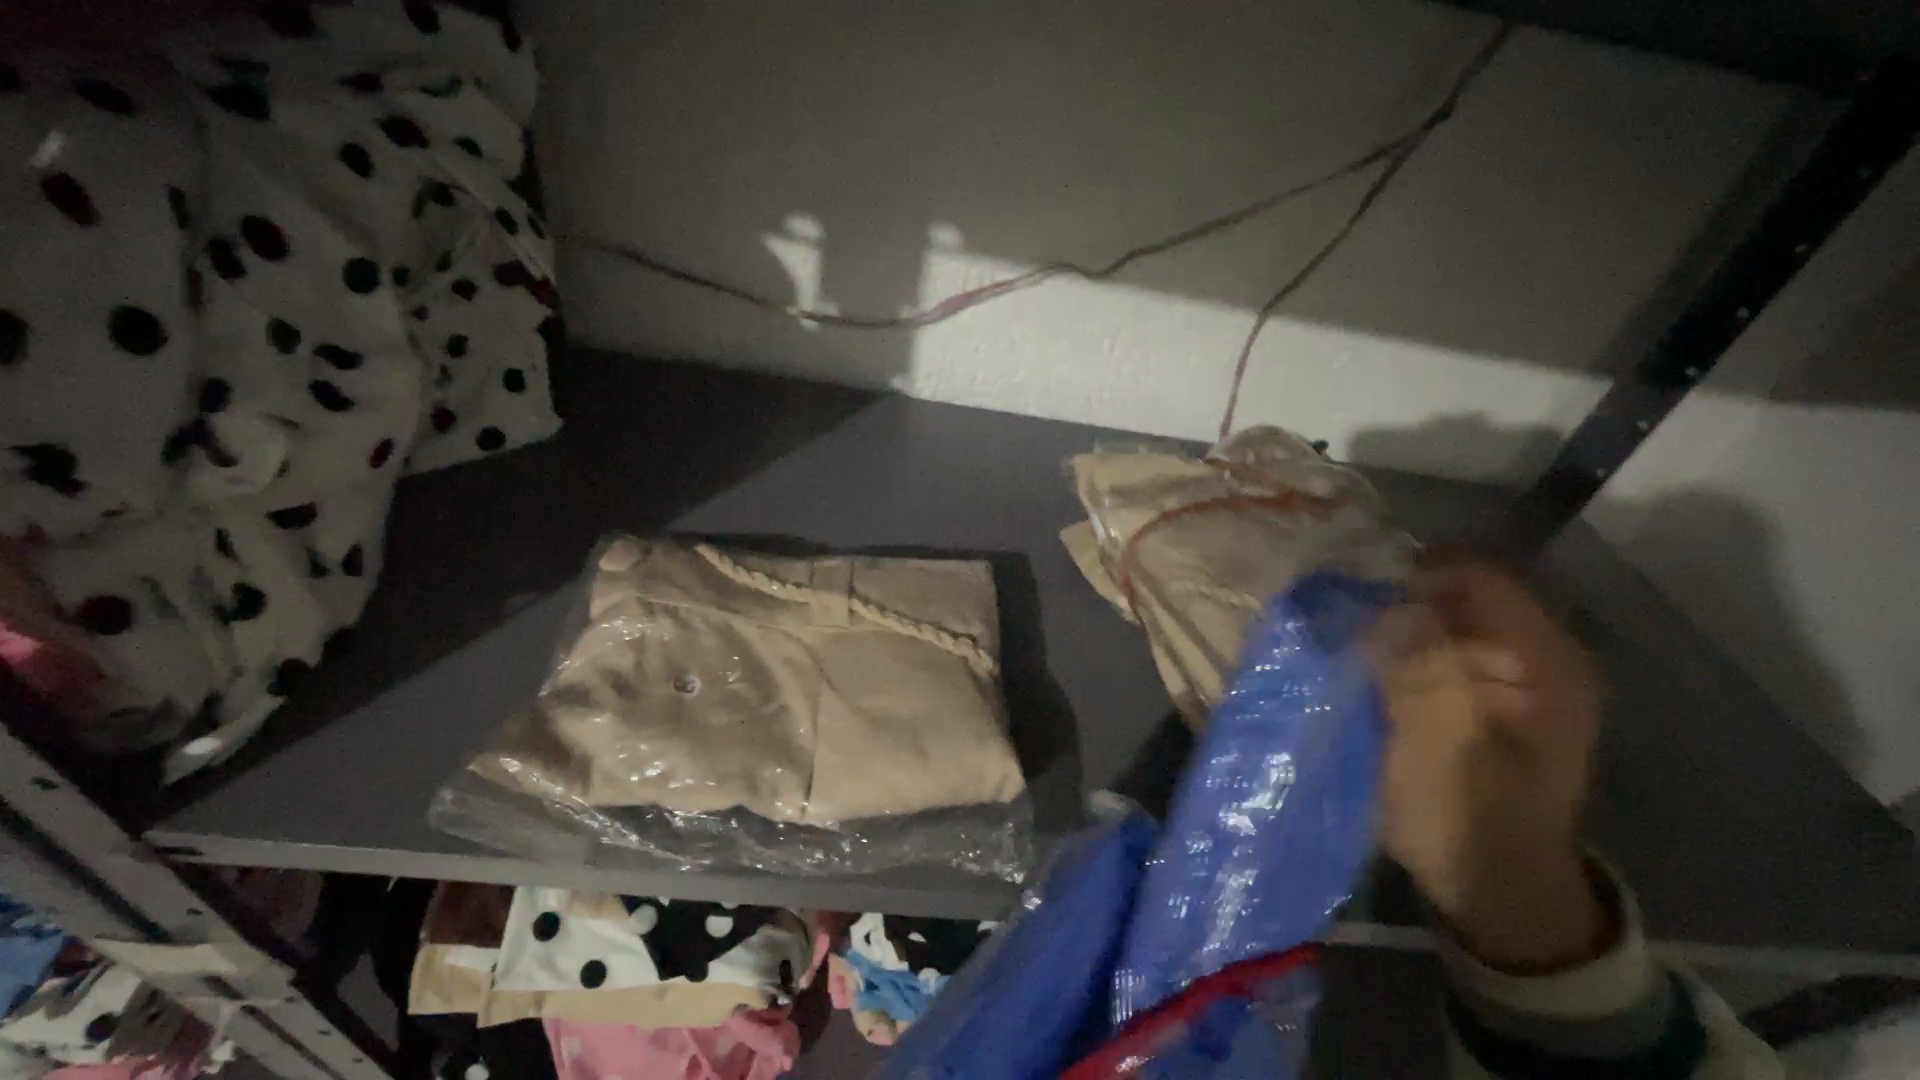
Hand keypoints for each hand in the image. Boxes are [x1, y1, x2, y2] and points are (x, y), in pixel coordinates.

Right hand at [1370, 550, 1611, 972]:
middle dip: (1395, 598)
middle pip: (1457, 595)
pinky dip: (1397, 651)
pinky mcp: (1478, 699)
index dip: (1414, 572)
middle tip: (1335, 612)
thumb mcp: (1443, 747)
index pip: (1479, 577)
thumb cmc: (1474, 822)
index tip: (1352, 585)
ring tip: (1338, 635)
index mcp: (1544, 660)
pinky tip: (1360, 664)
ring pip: (1441, 623)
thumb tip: (1386, 606)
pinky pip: (1434, 653)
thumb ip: (1420, 671)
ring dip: (1391, 626)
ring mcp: (1507, 678)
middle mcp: (1532, 656)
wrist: (1496, 891)